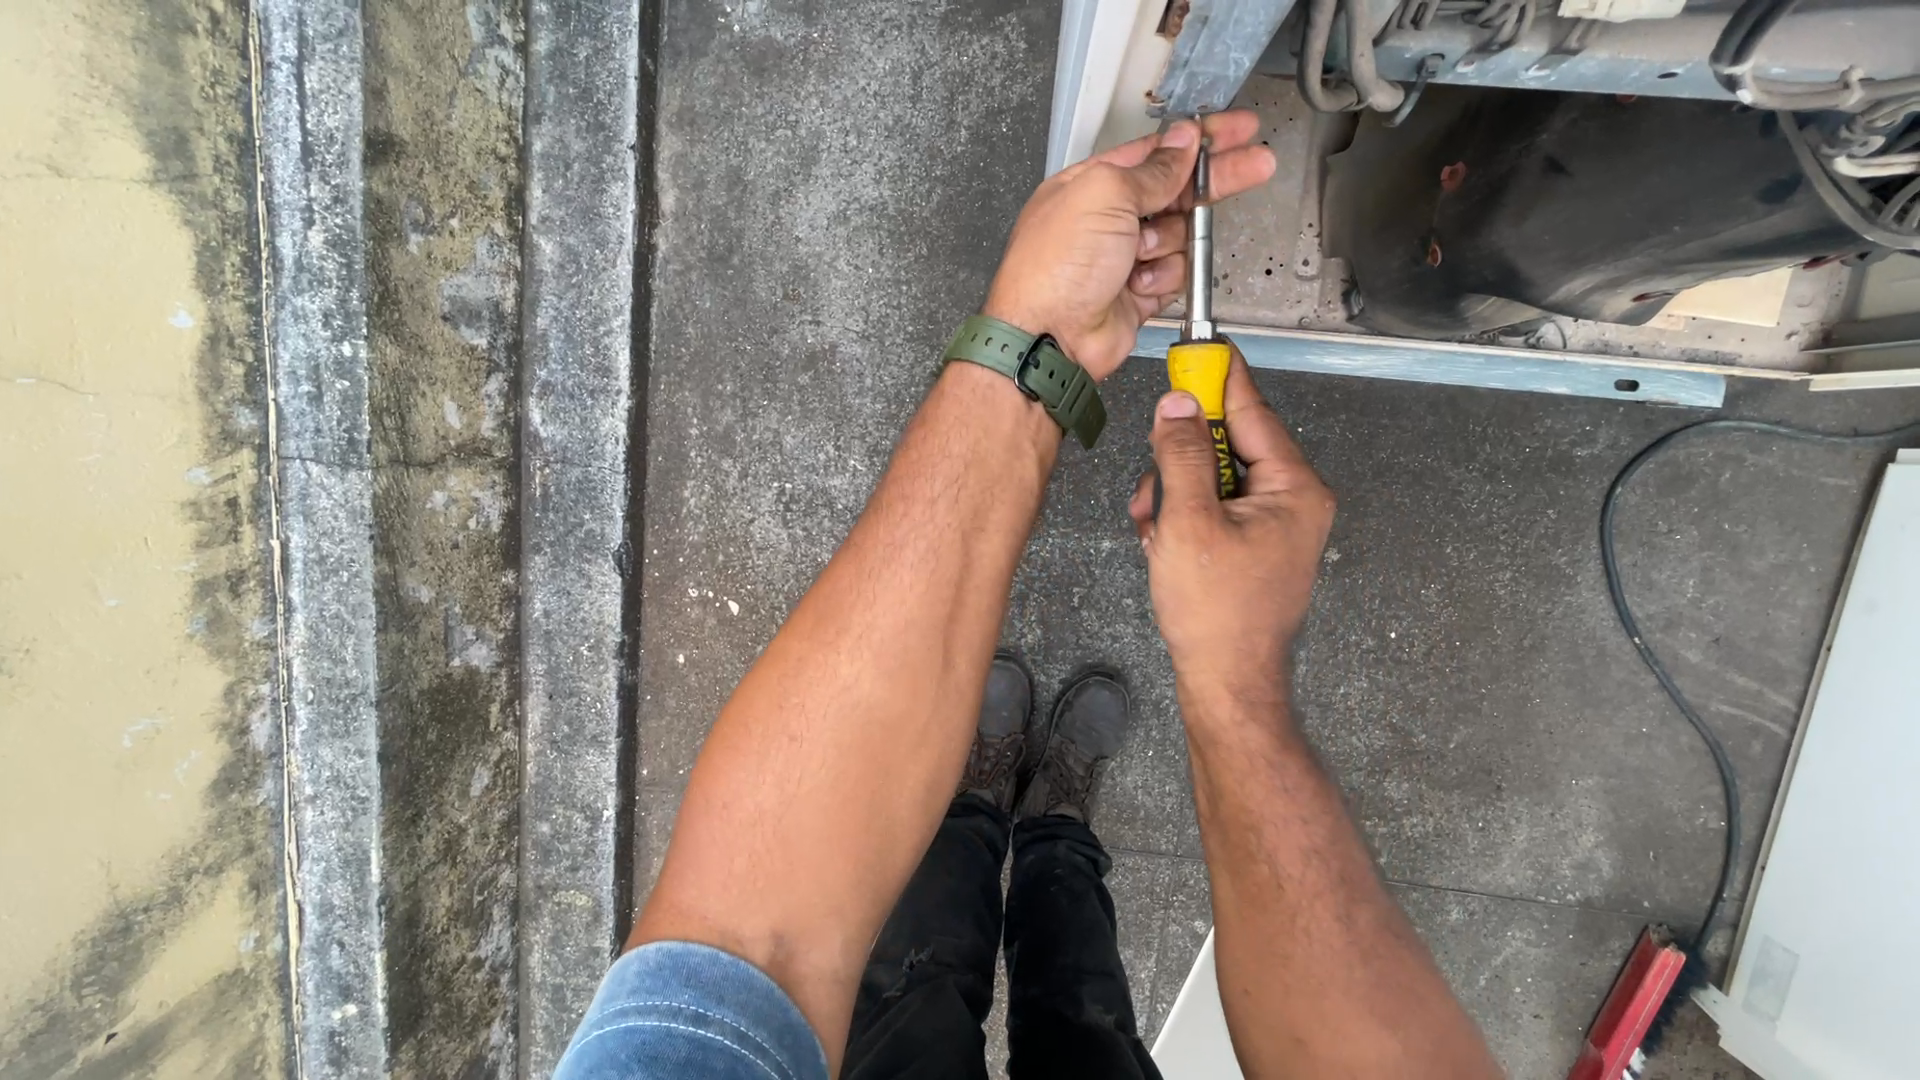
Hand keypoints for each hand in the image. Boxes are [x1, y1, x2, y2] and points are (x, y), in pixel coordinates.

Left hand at [982, 113, 1276, 380]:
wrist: (1050, 337)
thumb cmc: (1055, 269)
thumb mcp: (1104, 195)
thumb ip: (1151, 169)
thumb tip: (1182, 144)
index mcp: (1089, 187)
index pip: (1154, 153)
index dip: (1197, 140)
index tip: (1235, 131)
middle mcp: (1104, 221)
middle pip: (1174, 191)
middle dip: (1212, 180)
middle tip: (1253, 165)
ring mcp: (1121, 260)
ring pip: (1178, 236)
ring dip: (1167, 242)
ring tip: (1140, 254)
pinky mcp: (1136, 294)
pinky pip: (1174, 275)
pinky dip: (1162, 277)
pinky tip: (1138, 283)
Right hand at [1128, 345, 1334, 698]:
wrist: (1225, 680)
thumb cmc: (1214, 608)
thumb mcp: (1188, 521)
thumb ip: (1180, 455)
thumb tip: (1175, 405)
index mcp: (1293, 487)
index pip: (1252, 412)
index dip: (1220, 378)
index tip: (1202, 345)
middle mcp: (1291, 500)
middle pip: (1224, 446)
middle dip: (1178, 463)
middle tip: (1153, 488)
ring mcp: (1272, 525)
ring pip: (1210, 479)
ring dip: (1172, 496)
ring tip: (1155, 533)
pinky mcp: (1252, 545)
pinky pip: (1211, 509)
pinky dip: (1181, 519)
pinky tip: (1164, 546)